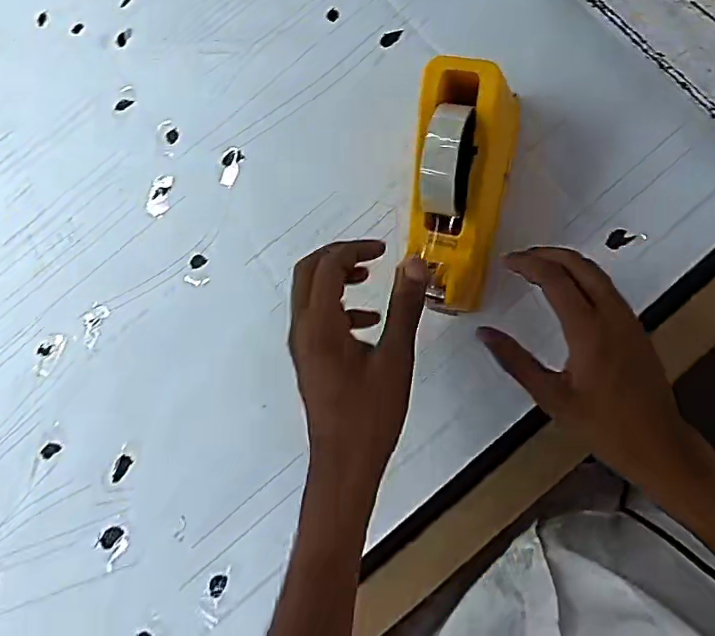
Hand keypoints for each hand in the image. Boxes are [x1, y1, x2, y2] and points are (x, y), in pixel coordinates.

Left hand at [288, 241, 429, 483]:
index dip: (355, 249)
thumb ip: (405, 306)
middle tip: (370, 255)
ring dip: (337, 279)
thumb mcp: (395, 356)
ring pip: (310, 293)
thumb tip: (413, 265)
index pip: (328, 266)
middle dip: (339, 257)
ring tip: (369, 279)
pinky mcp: (309, 359)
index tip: (383, 249)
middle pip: (309, 272)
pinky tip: (370, 322)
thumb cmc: (369, 415)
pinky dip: (339, 306)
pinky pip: (317, 317)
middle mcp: (303, 329)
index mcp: (320, 324)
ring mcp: (302, 345)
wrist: (344, 465)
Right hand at [477, 248, 695, 492]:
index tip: (507, 262)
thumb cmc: (605, 427)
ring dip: (564, 261)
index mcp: (589, 330)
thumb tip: (485, 334)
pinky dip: (580, 274)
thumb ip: (516, 362)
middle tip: (519, 258)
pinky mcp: (635, 325)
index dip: (528, 263)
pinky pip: (605, 285)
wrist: (661, 445)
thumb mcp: (553, 399)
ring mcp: (627, 318)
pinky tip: (566, 287)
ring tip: (537, 266)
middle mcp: (611, 315)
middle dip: (546, 253)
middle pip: (578, 264)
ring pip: (595, 271)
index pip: (555, 278)